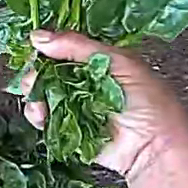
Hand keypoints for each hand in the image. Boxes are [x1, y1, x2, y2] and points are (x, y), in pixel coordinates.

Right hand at [21, 31, 187, 181]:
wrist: (156, 150)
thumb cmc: (148, 103)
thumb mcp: (118, 63)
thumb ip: (78, 47)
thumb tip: (39, 37)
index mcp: (102, 61)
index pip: (68, 48)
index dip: (49, 48)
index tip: (35, 49)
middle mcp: (89, 82)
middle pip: (52, 72)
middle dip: (38, 74)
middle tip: (31, 78)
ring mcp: (80, 107)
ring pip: (47, 95)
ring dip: (36, 96)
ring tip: (36, 101)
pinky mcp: (72, 131)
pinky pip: (49, 120)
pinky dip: (39, 117)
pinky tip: (39, 116)